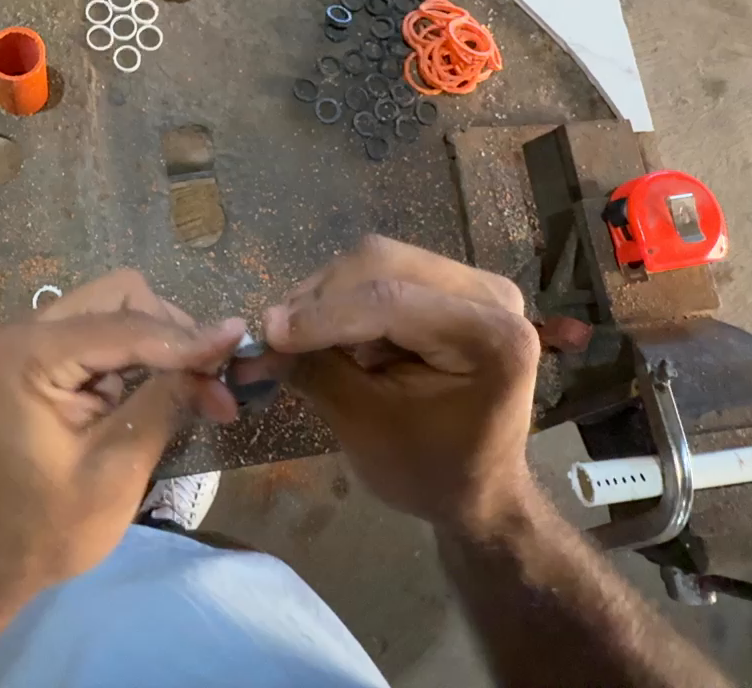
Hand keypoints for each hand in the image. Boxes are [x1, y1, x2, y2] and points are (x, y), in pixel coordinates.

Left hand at [0, 270, 243, 594]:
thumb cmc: (48, 526)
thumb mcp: (118, 466)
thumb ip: (167, 399)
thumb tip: (222, 348)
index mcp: (31, 354)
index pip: (125, 327)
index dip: (186, 337)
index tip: (240, 341)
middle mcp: (29, 330)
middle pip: (121, 296)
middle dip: (172, 330)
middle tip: (212, 372)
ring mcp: (35, 341)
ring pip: (117, 308)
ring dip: (161, 340)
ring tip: (202, 384)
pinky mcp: (47, 357)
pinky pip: (105, 333)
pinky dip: (141, 353)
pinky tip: (170, 384)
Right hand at [256, 235, 541, 533]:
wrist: (477, 490)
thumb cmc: (427, 470)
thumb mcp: (364, 426)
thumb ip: (315, 370)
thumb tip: (259, 337)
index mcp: (493, 338)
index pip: (390, 301)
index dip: (322, 314)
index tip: (267, 334)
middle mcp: (492, 296)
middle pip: (383, 265)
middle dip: (320, 297)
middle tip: (273, 331)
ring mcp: (475, 285)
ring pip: (378, 261)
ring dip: (328, 294)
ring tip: (294, 331)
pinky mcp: (453, 286)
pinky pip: (385, 271)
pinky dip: (344, 296)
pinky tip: (324, 326)